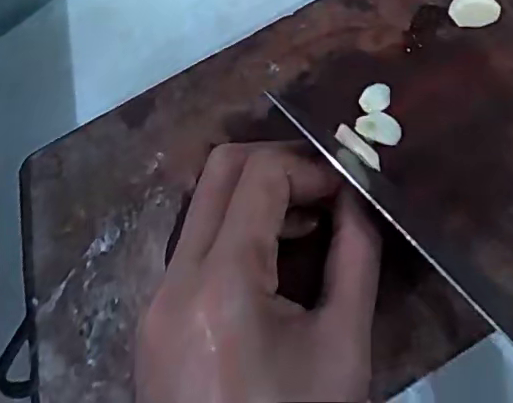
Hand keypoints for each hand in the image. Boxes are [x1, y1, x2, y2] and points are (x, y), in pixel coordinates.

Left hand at [136, 143, 381, 402]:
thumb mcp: (344, 349)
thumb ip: (357, 256)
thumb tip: (358, 195)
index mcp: (219, 284)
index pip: (259, 175)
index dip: (309, 166)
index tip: (347, 184)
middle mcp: (172, 280)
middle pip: (218, 172)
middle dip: (278, 163)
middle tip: (326, 186)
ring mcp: (155, 302)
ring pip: (201, 203)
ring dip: (256, 194)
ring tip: (309, 218)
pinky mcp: (154, 322)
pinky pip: (194, 244)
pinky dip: (236, 228)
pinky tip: (275, 255)